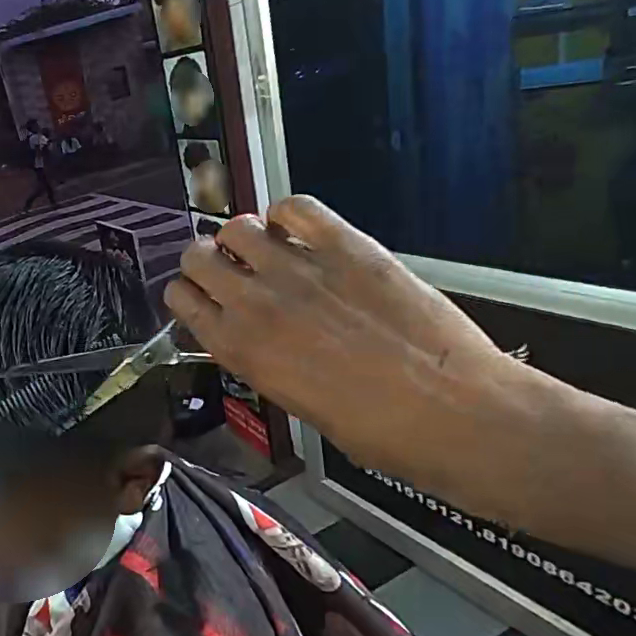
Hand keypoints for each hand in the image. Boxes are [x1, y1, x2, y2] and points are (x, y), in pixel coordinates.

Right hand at [164, 196, 538, 495]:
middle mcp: (256, 303)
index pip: (181, 298)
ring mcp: (298, 270)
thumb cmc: (378, 428)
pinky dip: (289, 212)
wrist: (453, 415)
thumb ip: (261, 356)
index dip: (188, 292)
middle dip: (206, 258)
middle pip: (197, 254)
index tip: (200, 292)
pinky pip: (296, 207)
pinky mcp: (345, 247)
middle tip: (227, 265)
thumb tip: (255, 332)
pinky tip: (297, 228)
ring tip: (266, 246)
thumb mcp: (294, 400)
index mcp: (239, 347)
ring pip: (237, 226)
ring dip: (243, 235)